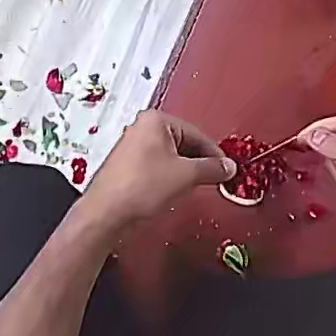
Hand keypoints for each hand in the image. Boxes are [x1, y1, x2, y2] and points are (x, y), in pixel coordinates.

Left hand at [75, 111, 235, 232]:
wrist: (106, 215)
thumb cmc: (142, 188)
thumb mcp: (186, 176)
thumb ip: (212, 168)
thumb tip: (229, 167)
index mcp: (156, 121)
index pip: (197, 134)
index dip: (215, 155)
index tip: (227, 170)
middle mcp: (142, 128)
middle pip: (184, 143)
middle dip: (199, 163)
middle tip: (214, 180)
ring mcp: (133, 146)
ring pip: (172, 156)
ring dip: (185, 172)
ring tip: (192, 188)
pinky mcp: (128, 165)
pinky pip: (158, 166)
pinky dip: (170, 177)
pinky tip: (172, 192)